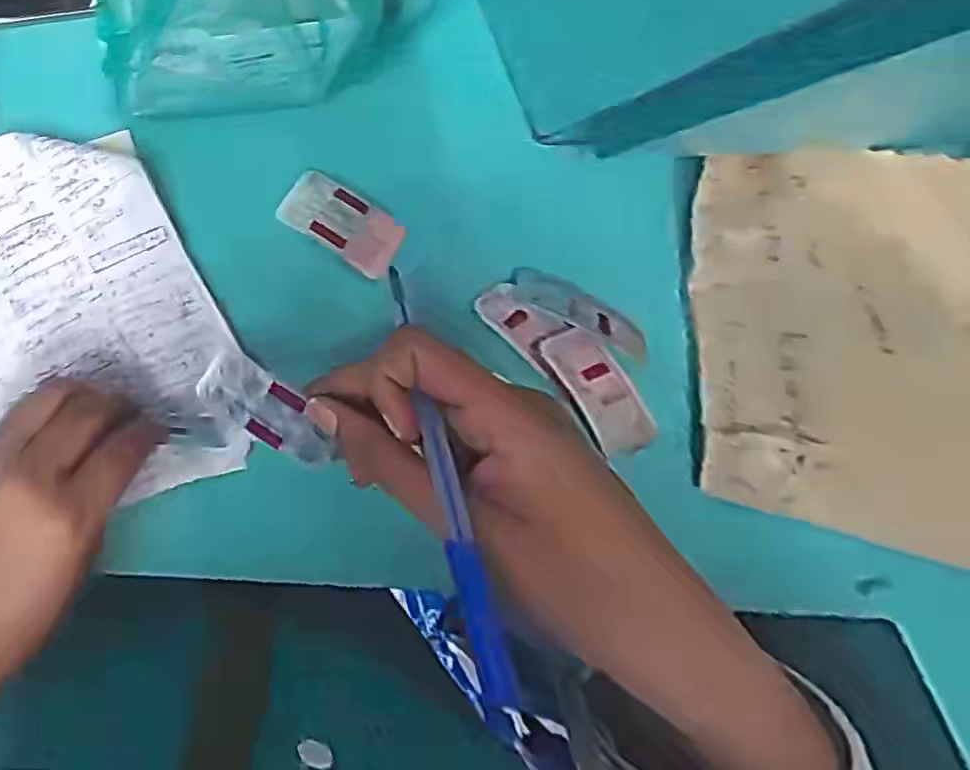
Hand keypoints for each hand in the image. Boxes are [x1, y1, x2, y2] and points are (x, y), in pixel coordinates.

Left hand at [0, 381, 160, 769]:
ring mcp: (2, 458)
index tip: (157, 427)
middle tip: (133, 410)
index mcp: (70, 515)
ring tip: (102, 401)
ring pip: (52, 396)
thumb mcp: (82, 566)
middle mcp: (36, 474)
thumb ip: (100, 508)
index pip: (118, 452)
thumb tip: (116, 465)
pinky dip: (50, 400)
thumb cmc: (27, 615)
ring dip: (85, 391)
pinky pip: (23, 409)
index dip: (145, 432)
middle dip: (118, 404)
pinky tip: (64, 409)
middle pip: (87, 413)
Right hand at [306, 328, 838, 769]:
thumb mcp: (465, 525)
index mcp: (507, 411)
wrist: (674, 645)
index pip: (413, 351)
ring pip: (424, 399)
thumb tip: (321, 409)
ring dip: (384, 426)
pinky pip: (447, 425)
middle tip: (345, 459)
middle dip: (366, 402)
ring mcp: (515, 426)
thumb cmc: (570, 585)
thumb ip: (388, 461)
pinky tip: (403, 477)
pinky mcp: (516, 450)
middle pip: (413, 371)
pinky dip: (412, 444)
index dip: (378, 382)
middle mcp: (509, 403)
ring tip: (369, 475)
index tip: (387, 440)